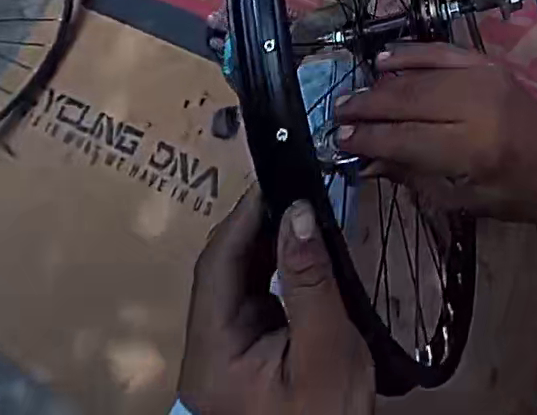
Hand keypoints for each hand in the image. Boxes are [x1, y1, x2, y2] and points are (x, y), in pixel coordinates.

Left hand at [177, 188, 374, 414]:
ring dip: (269, 241)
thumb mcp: (326, 358)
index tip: (279, 178)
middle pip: (225, 263)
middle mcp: (210, 340)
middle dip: (259, 223)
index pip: (218, 260)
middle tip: (297, 189)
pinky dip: (278, 266)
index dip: (245, 214)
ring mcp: (227, 345)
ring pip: (241, 275)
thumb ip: (311, 282)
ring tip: (303, 211)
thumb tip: (298, 211)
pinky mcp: (248, 348)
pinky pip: (258, 292)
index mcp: (213, 346)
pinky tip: (301, 251)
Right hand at [331, 44, 536, 220]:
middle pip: (409, 102)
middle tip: (339, 113)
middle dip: (368, 108)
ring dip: (381, 84)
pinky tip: (382, 60)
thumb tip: (363, 159)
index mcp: (475, 150)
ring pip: (419, 76)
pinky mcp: (487, 63)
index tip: (340, 139)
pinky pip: (440, 52)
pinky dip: (409, 55)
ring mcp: (484, 78)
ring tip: (354, 95)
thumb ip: (410, 175)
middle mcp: (478, 108)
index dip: (370, 139)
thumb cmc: (508, 193)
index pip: (408, 139)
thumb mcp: (459, 198)